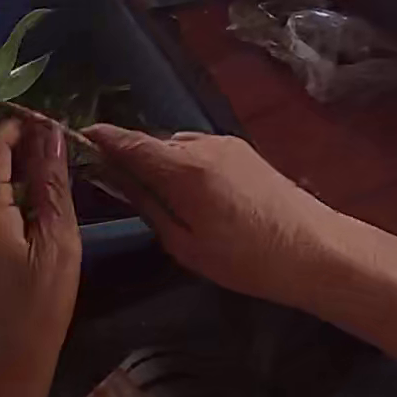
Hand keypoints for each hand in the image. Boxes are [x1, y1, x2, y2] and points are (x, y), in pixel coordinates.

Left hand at [0, 118, 81, 386]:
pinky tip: (22, 195)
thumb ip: (51, 183)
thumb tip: (52, 135)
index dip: (21, 127)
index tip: (55, 125)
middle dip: (13, 142)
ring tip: (44, 166)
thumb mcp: (56, 242)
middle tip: (54, 145)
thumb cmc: (36, 305)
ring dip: (4, 163)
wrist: (0, 359)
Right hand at [84, 125, 354, 303]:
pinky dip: (178, 162)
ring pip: (172, 145)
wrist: (320, 251)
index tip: (76, 137)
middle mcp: (200, 145)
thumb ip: (145, 204)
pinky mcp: (240, 149)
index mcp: (182, 168)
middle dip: (126, 155)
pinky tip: (186, 190)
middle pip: (149, 142)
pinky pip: (194, 149)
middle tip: (111, 180)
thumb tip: (113, 178)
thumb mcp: (184, 243)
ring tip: (153, 192)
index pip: (128, 142)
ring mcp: (223, 143)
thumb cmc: (246, 259)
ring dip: (155, 160)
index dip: (100, 138)